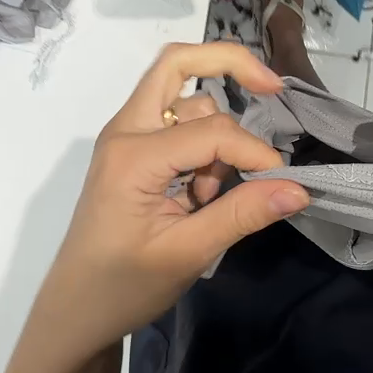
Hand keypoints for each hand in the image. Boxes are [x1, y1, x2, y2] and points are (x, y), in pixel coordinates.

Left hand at [30, 44, 310, 363]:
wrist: (75, 310)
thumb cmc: (123, 286)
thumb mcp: (187, 254)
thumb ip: (241, 215)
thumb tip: (297, 189)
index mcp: (133, 156)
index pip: (211, 130)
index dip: (254, 151)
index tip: (282, 182)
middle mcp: (125, 131)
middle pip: (175, 63)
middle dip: (228, 63)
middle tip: (271, 87)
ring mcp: (125, 137)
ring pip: (182, 98)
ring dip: (212, 130)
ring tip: (209, 195)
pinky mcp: (131, 151)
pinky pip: (175, 123)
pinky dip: (200, 144)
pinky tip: (198, 196)